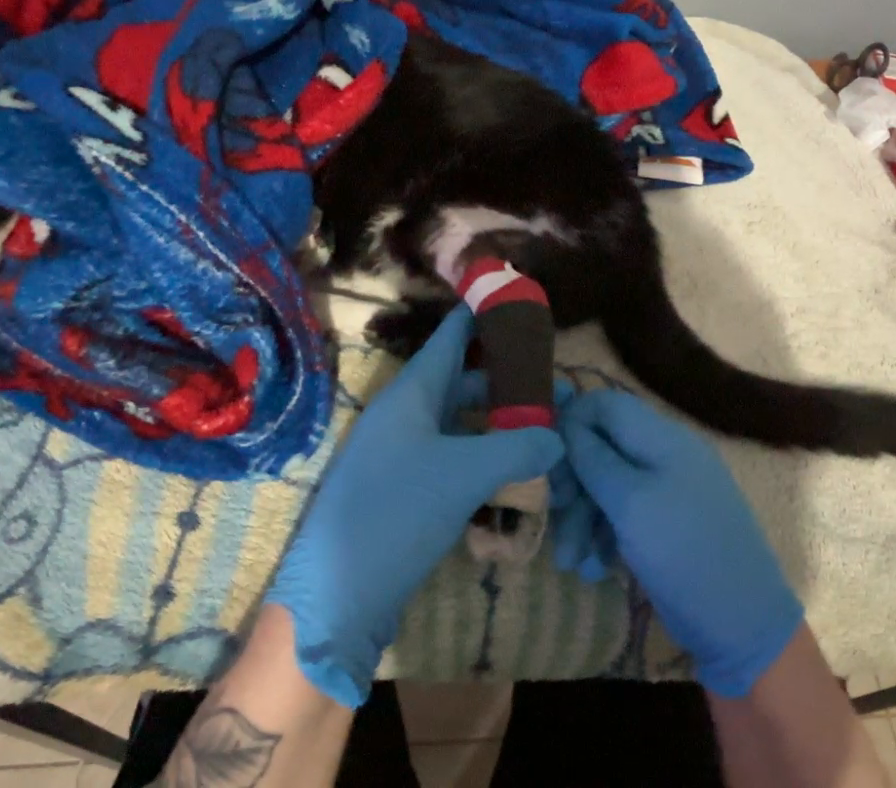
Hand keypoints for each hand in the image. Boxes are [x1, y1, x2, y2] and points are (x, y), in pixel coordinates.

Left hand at [266, 309, 564, 707]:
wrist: (337, 596)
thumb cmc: (395, 514)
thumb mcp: (463, 475)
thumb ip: (517, 448)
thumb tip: (558, 438)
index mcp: (411, 395)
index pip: (451, 339)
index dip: (483, 317)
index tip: (518, 300)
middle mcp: (404, 417)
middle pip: (462, 382)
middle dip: (508, 383)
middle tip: (556, 389)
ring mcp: (401, 455)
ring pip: (460, 424)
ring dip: (499, 425)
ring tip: (545, 433)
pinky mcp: (404, 492)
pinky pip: (453, 460)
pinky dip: (484, 459)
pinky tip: (514, 474)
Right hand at [551, 389, 802, 697]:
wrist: (740, 625)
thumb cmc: (684, 553)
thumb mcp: (631, 503)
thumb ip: (594, 458)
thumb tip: (564, 422)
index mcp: (663, 438)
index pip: (606, 404)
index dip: (571, 423)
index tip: (543, 458)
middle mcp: (664, 457)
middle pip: (601, 448)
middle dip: (573, 483)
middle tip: (552, 515)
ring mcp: (666, 492)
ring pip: (606, 486)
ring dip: (582, 518)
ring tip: (570, 561)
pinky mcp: (662, 526)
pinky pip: (622, 516)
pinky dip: (602, 537)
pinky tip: (594, 568)